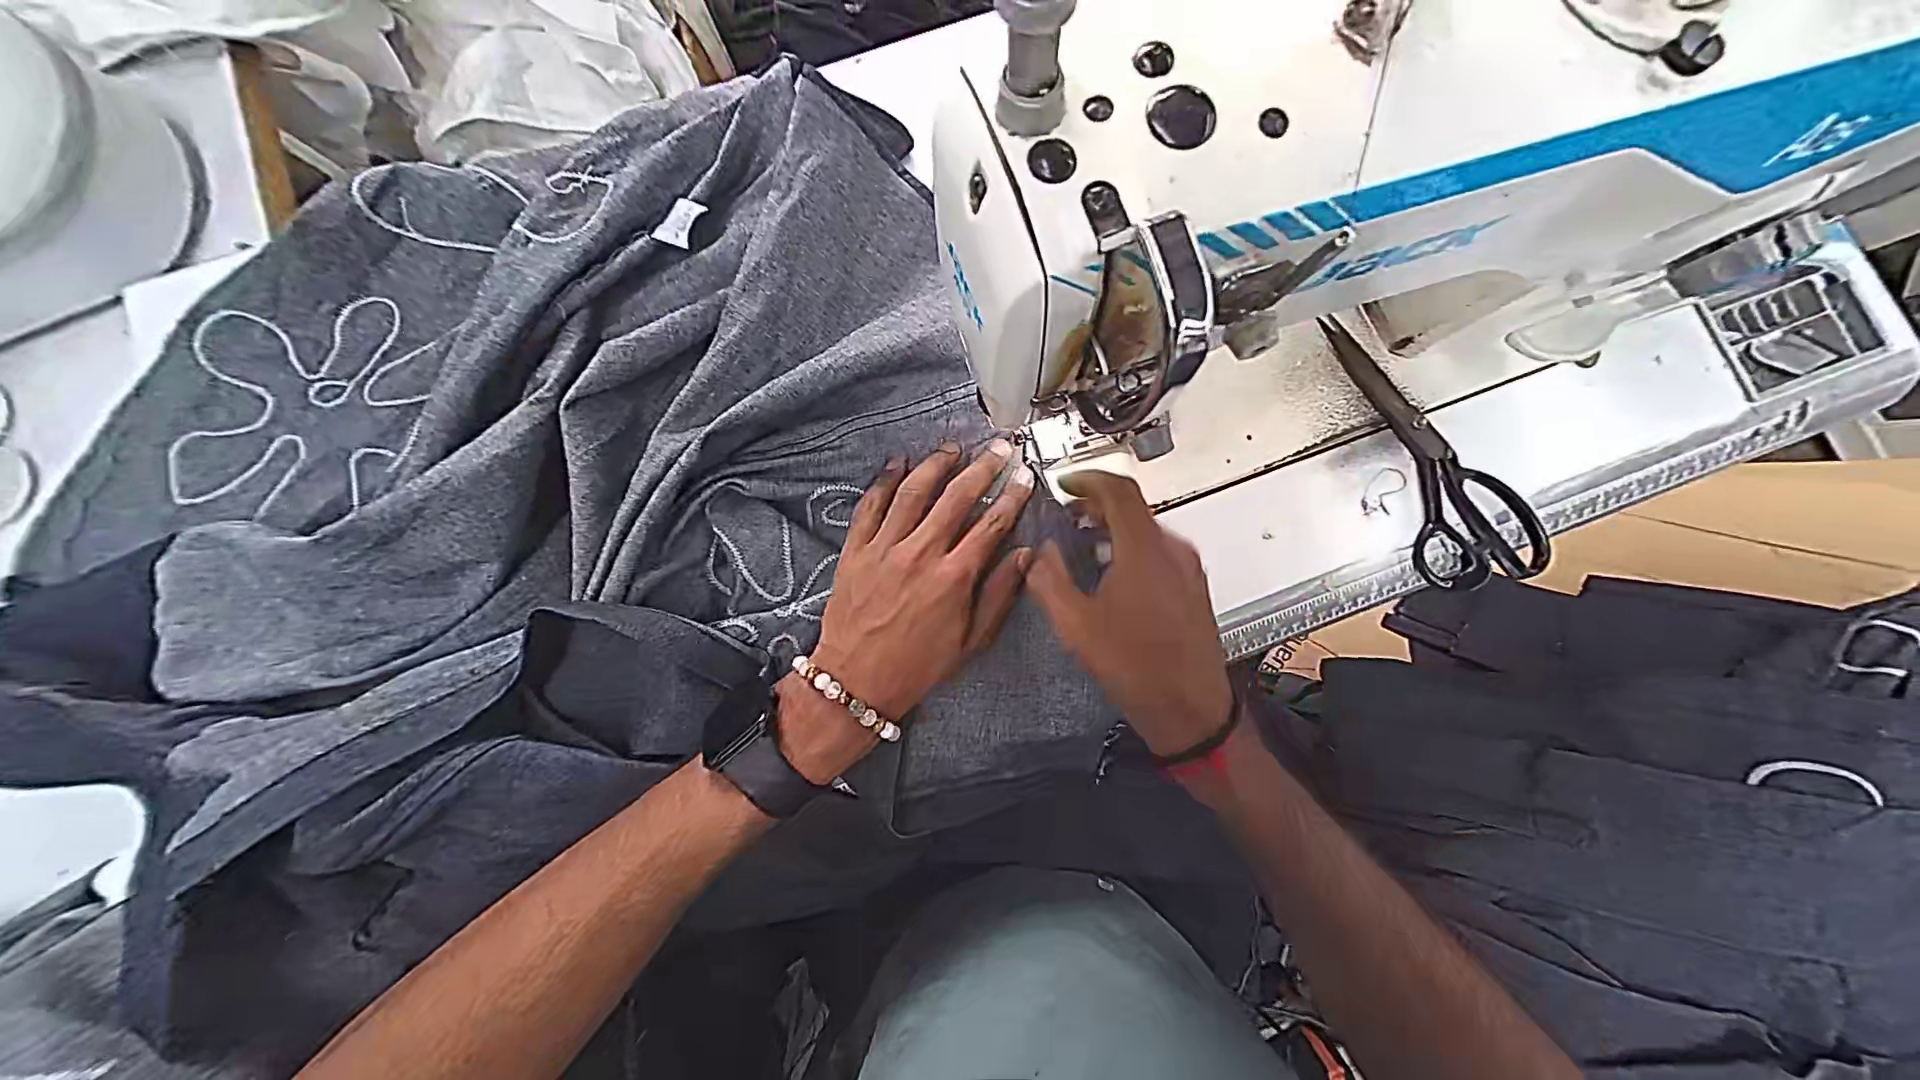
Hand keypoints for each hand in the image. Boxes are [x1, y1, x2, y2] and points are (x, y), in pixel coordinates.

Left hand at [779, 440, 1034, 782]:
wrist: (857, 680)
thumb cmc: (917, 665)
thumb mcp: (970, 640)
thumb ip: (999, 594)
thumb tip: (1023, 556)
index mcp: (953, 577)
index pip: (991, 524)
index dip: (1012, 497)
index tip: (1024, 477)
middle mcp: (920, 554)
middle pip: (956, 497)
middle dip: (981, 468)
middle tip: (996, 449)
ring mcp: (884, 548)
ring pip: (913, 491)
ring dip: (936, 464)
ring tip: (953, 448)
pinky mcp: (856, 550)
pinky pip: (870, 506)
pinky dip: (884, 480)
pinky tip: (897, 463)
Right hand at [1026, 471, 1232, 757]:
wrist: (1191, 708)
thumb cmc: (1141, 670)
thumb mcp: (1076, 625)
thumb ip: (1049, 581)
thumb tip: (1039, 556)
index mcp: (1144, 551)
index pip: (1119, 490)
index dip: (1088, 479)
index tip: (1068, 482)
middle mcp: (1173, 552)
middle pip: (1134, 506)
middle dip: (1096, 504)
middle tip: (1069, 511)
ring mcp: (1187, 569)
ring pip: (1147, 528)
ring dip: (1113, 527)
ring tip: (1085, 541)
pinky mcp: (1192, 587)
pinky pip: (1159, 550)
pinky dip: (1130, 546)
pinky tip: (1111, 571)